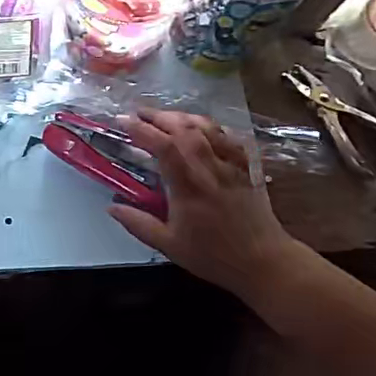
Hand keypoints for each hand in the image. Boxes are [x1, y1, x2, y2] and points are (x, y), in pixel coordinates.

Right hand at [108, 108, 306, 298]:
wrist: (264, 262)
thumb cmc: (213, 256)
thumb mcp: (169, 245)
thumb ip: (138, 224)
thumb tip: (111, 208)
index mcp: (188, 186)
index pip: (163, 146)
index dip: (141, 129)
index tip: (122, 121)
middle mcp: (210, 169)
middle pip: (185, 129)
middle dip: (159, 116)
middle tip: (138, 113)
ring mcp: (232, 165)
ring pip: (208, 128)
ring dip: (183, 117)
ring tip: (165, 117)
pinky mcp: (246, 168)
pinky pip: (229, 138)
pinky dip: (212, 127)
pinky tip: (202, 129)